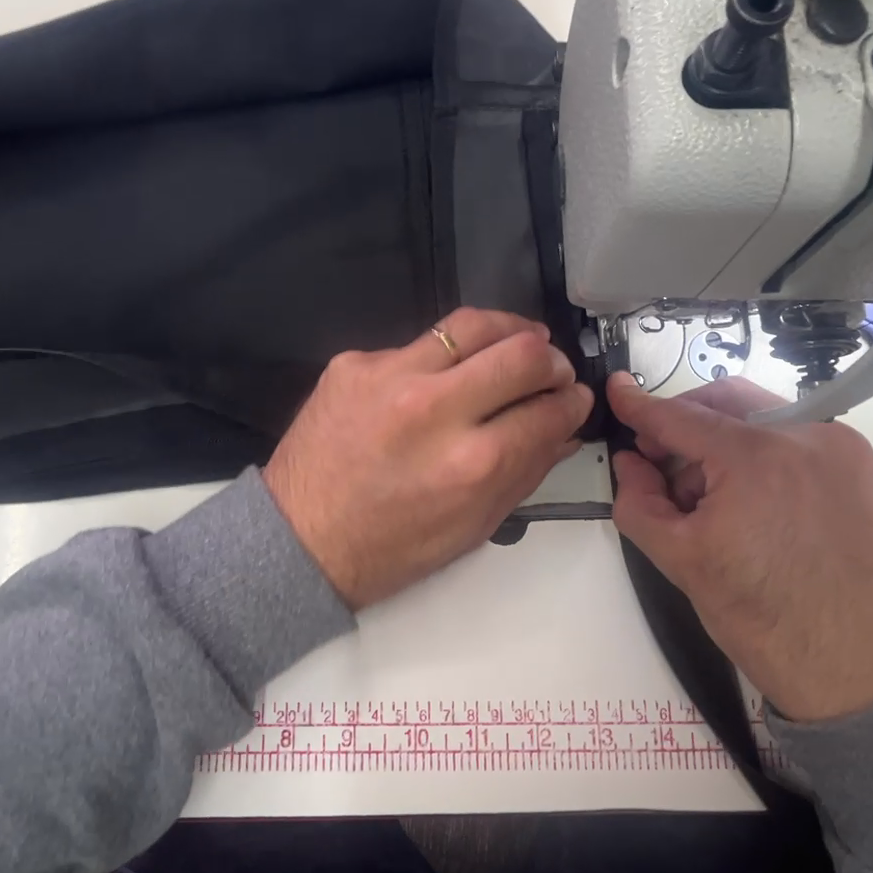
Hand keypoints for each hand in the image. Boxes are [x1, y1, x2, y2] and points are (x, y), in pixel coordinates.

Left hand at [264, 308, 594, 609]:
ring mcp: (390, 376)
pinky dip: (443, 358)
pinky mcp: (354, 362)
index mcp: (471, 463)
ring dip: (509, 331)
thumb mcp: (472, 528)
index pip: (548, 410)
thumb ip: (525, 473)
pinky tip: (442, 376)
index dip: (573, 402)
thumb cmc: (390, 548)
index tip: (574, 399)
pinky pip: (418, 344)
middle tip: (553, 368)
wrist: (299, 539)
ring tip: (519, 341)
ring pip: (472, 325)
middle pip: (521, 353)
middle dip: (551, 359)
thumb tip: (563, 431)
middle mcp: (434, 409)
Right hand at [607, 372, 872, 721]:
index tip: (616, 389)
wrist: (860, 671)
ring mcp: (841, 448)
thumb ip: (639, 501)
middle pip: (727, 402)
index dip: (641, 405)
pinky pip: (794, 439)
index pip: (683, 417)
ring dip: (722, 441)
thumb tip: (628, 463)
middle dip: (685, 423)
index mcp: (758, 457)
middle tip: (657, 462)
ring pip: (761, 418)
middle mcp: (807, 435)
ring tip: (707, 497)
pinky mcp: (861, 467)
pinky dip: (760, 454)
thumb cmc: (764, 620)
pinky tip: (748, 501)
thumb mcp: (681, 560)